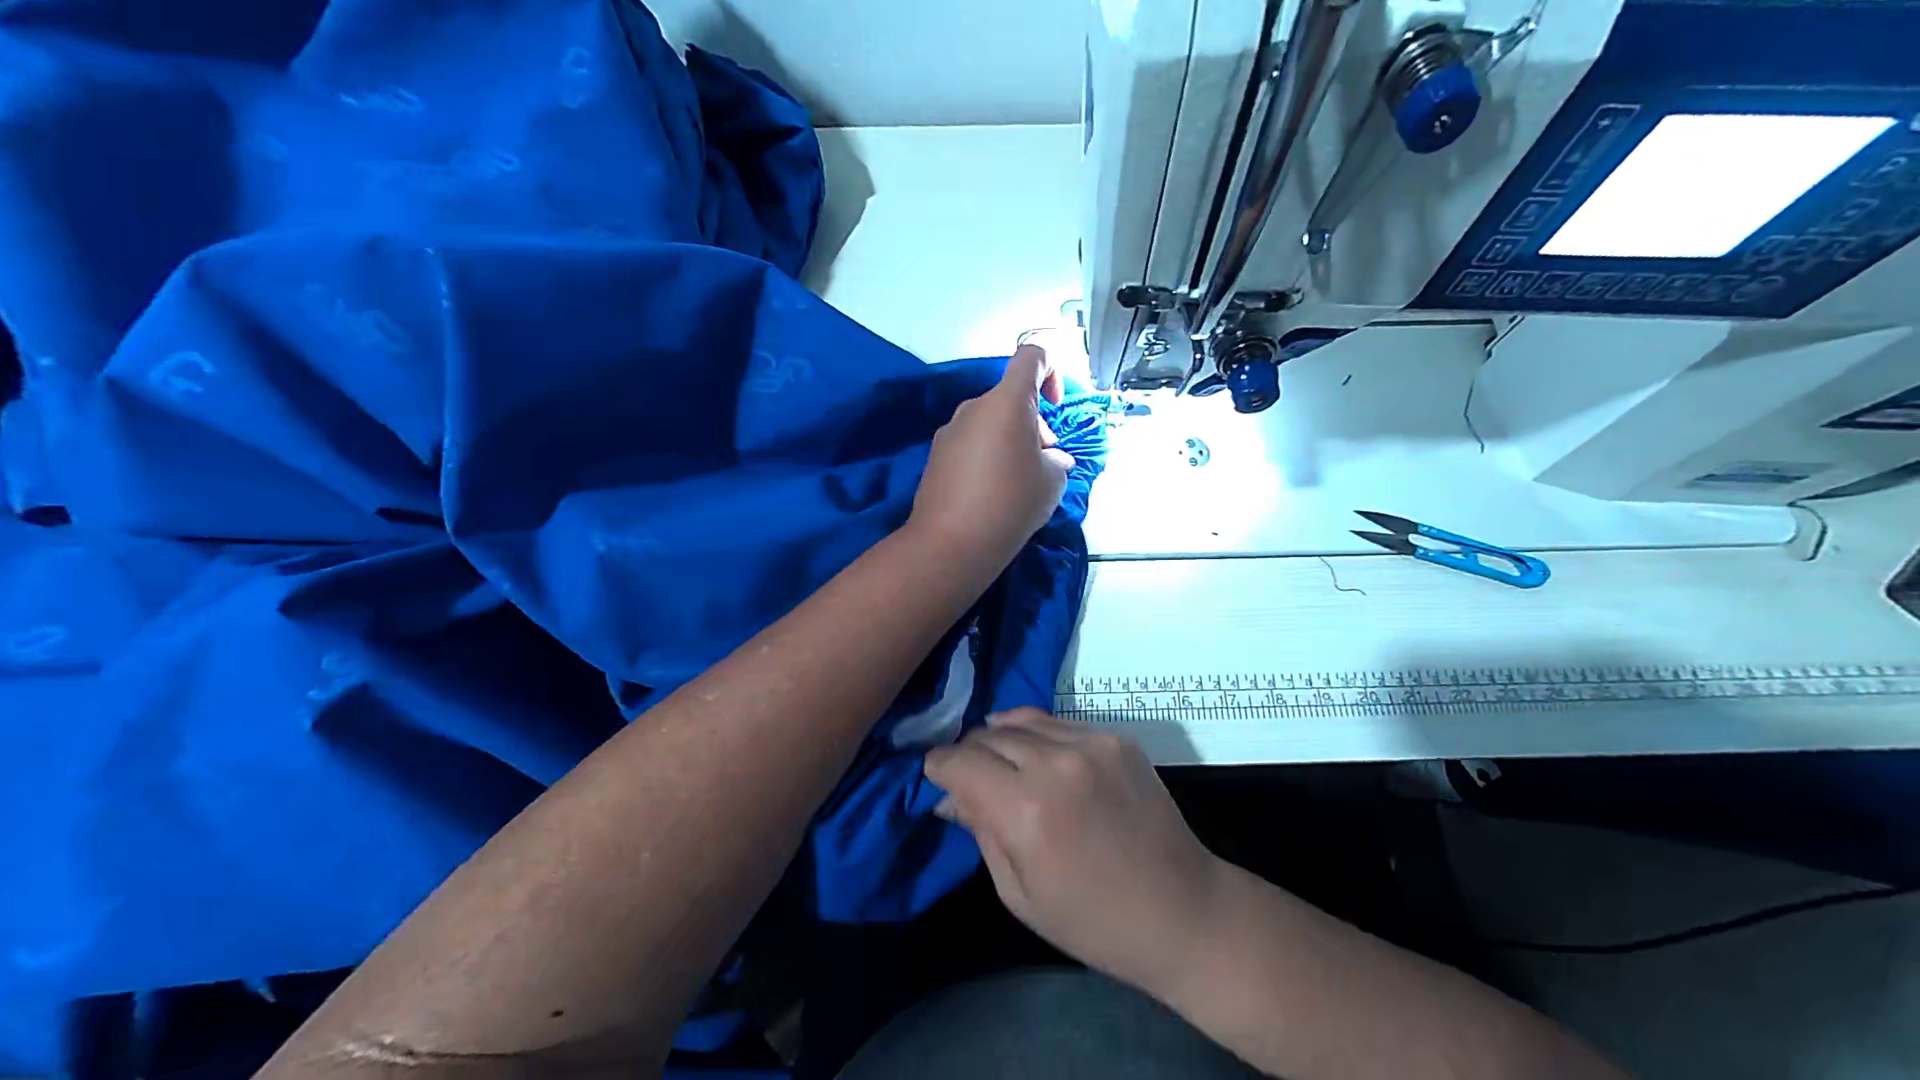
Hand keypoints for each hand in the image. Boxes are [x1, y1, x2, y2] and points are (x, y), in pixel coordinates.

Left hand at [908, 345, 1072, 571]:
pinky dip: (986, 457)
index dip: (1052, 372)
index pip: (1032, 357)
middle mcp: (974, 407)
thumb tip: (1050, 459)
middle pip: (1010, 397)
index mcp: (1007, 401)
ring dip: (1008, 441)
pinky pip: (970, 444)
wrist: (950, 542)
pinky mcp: (936, 457)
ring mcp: (950, 431)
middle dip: (1032, 422)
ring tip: (1018, 483)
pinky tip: (992, 494)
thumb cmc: (1011, 503)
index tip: (1055, 406)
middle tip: (1042, 461)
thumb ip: (1057, 460)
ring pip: (989, 423)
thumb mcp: (1052, 482)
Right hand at [923, 708, 1230, 994]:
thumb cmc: (1092, 920)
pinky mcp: (1116, 737)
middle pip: (987, 735)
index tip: (935, 776)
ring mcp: (1091, 743)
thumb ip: (980, 831)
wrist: (1183, 910)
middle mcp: (1056, 762)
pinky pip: (1058, 723)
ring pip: (1021, 720)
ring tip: (1002, 764)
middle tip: (968, 778)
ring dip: (1001, 739)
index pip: (959, 762)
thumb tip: (949, 796)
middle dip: (968, 753)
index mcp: (1026, 809)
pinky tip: (1041, 760)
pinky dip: (1038, 737)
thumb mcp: (1018, 893)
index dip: (938, 767)